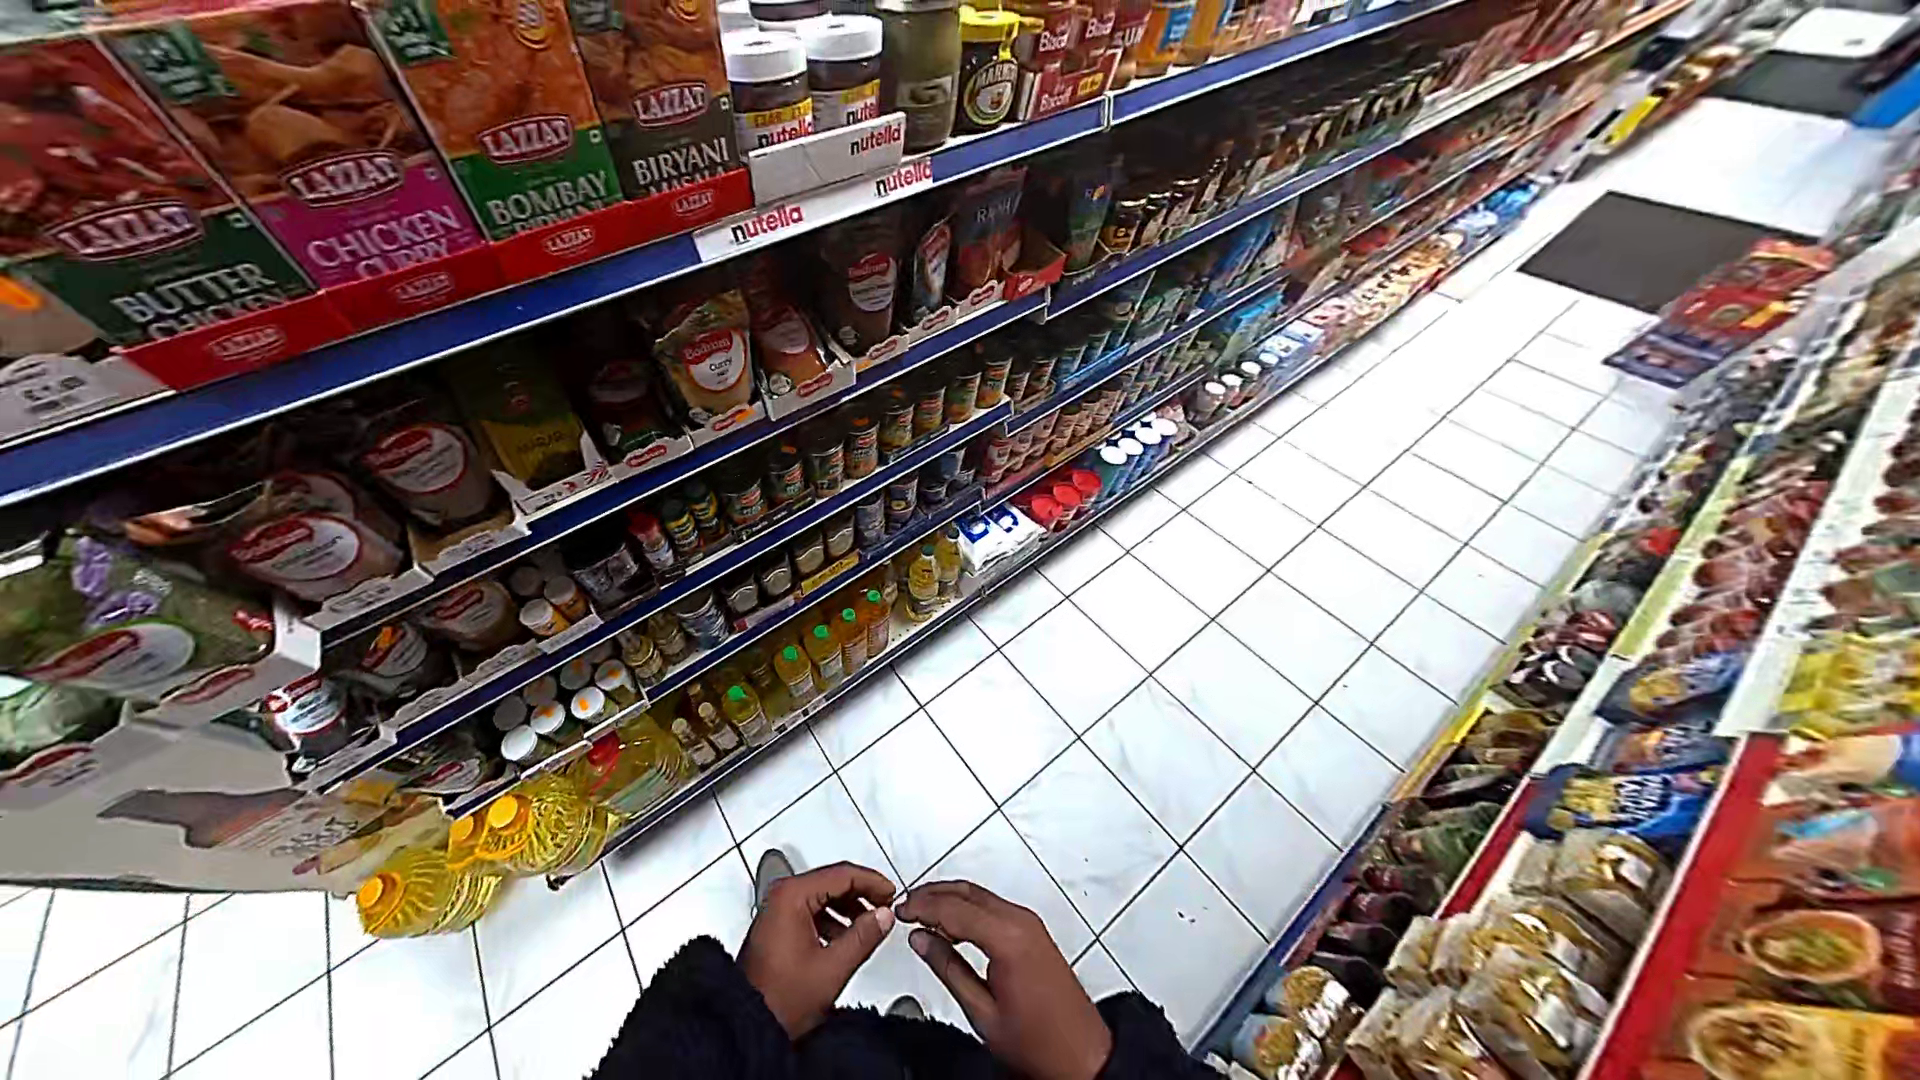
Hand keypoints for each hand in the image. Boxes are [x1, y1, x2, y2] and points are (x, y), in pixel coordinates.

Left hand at [738, 861, 896, 1038]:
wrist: (746, 1027)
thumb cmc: (778, 1000)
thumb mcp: (832, 968)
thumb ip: (863, 936)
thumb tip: (884, 915)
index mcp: (792, 896)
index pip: (842, 874)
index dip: (872, 882)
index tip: (890, 892)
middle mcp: (781, 896)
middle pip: (832, 881)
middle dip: (861, 893)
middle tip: (884, 905)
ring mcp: (776, 909)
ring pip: (823, 895)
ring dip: (848, 907)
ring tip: (868, 923)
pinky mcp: (776, 925)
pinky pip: (812, 909)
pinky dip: (833, 918)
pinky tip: (846, 937)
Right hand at [899, 881, 1112, 1079]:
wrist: (1083, 1056)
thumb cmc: (1040, 1043)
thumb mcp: (982, 1012)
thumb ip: (948, 969)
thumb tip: (922, 939)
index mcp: (1008, 938)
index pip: (954, 908)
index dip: (923, 906)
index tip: (901, 911)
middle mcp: (1020, 921)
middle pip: (967, 892)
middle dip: (933, 895)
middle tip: (907, 906)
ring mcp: (1029, 922)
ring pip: (980, 895)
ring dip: (950, 899)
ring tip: (922, 914)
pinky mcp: (1032, 930)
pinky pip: (993, 906)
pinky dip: (967, 908)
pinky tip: (951, 925)